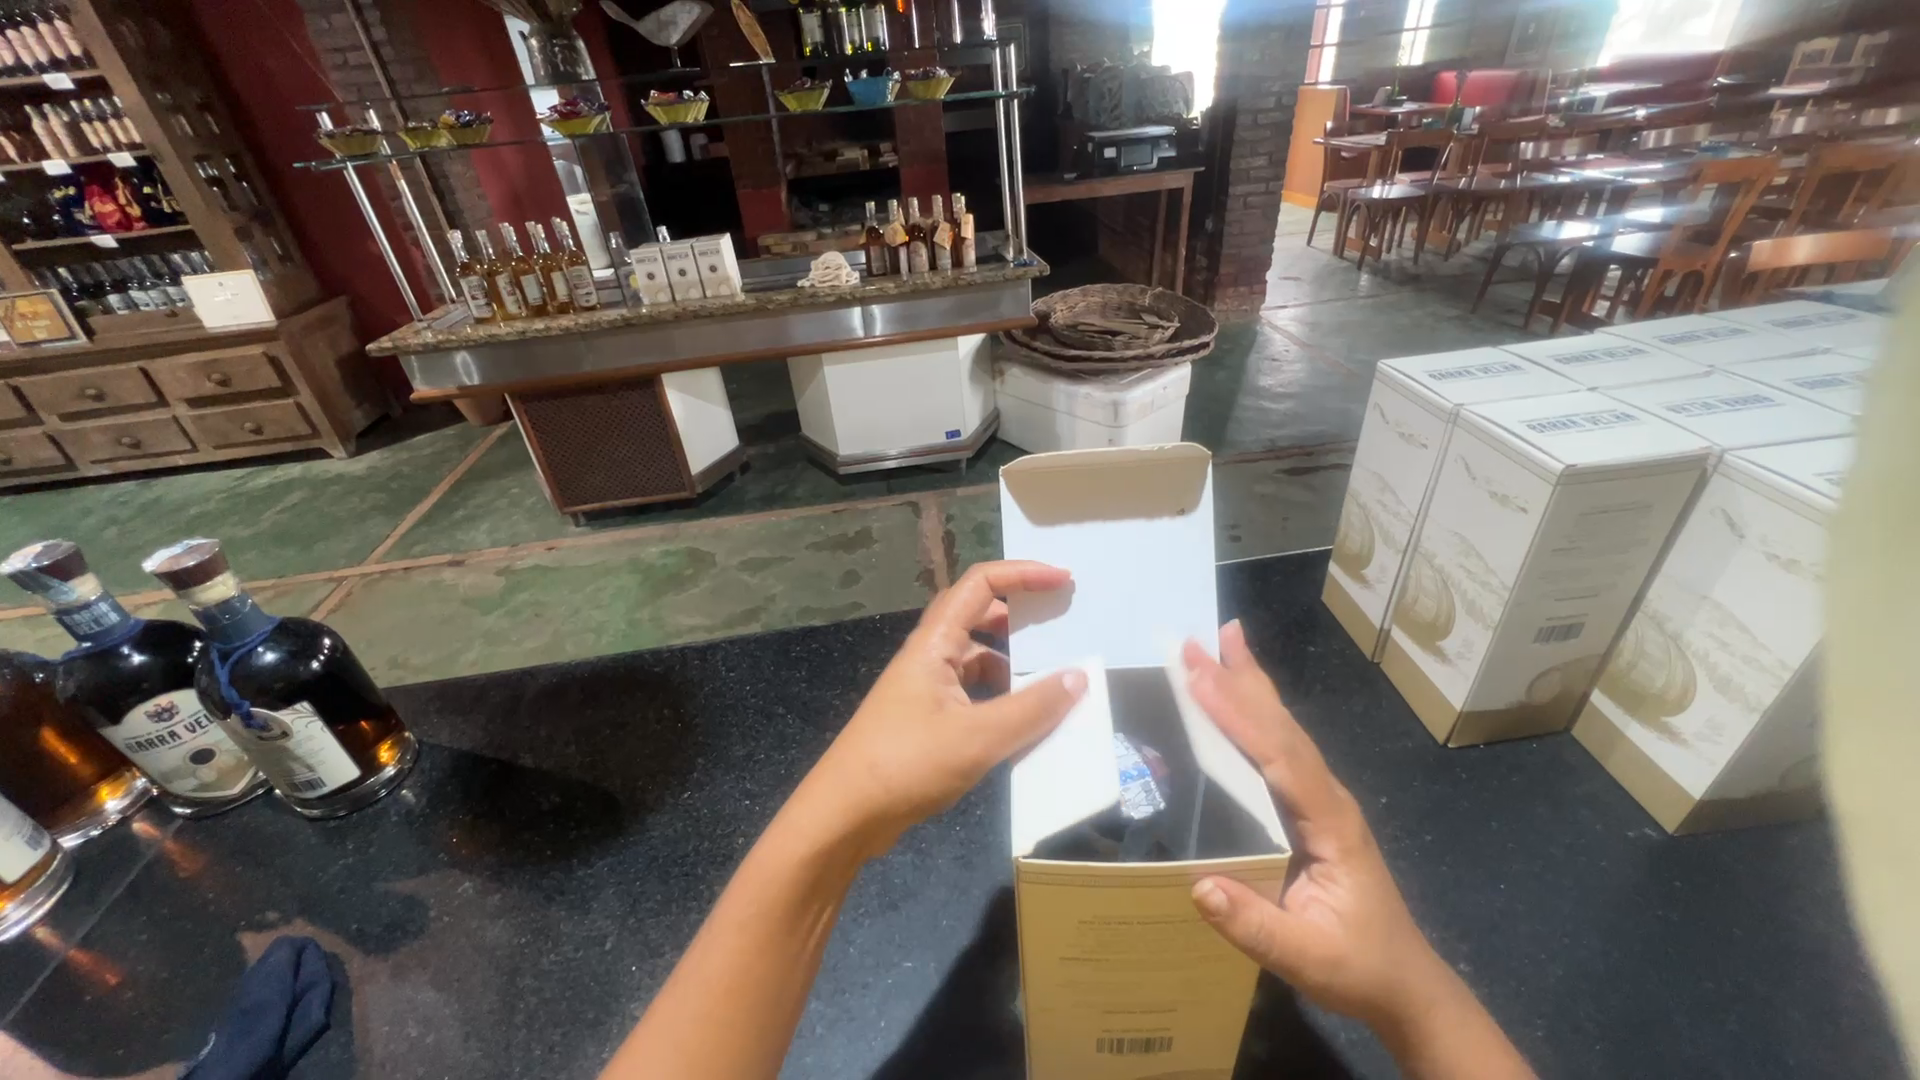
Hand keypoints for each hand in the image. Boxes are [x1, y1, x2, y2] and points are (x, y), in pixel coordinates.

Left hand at [798, 560, 1087, 857]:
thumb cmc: (906, 764)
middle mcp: (928, 657)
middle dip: (1019, 614)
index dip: (1023, 573)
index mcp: (935, 644)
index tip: (1063, 581)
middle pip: (977, 616)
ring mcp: (925, 689)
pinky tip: (1022, 724)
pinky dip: (1000, 699)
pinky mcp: (926, 720)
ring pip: (976, 660)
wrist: (844, 814)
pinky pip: (972, 695)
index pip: (980, 585)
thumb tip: (1078, 677)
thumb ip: (1031, 708)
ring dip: (1012, 663)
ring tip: (1053, 681)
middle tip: (1061, 624)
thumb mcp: (978, 737)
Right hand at [1181, 621, 1452, 1030]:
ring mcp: (1321, 800)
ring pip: (1282, 730)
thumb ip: (1254, 925)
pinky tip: (1239, 700)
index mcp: (1330, 822)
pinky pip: (1278, 749)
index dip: (1238, 718)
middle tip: (1201, 641)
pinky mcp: (1309, 808)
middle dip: (1240, 681)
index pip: (1279, 758)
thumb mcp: (1307, 957)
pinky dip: (1255, 715)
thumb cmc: (1359, 968)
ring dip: (1249, 687)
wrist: (1405, 985)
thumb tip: (1197, 885)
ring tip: (1223, 644)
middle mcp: (1328, 797)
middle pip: (1281, 727)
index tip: (1200, 681)